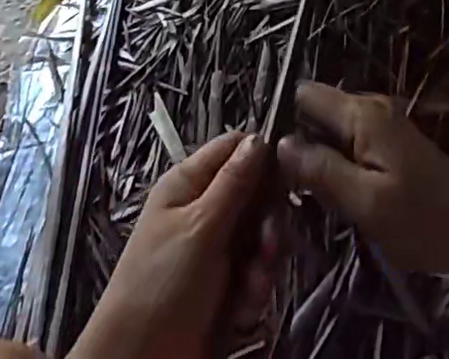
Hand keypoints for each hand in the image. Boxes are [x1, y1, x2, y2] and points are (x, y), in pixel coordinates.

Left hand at [70, 132, 278, 358]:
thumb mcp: (200, 228)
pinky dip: (254, 290)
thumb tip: (259, 137)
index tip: (286, 177)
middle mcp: (204, 207)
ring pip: (260, 235)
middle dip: (268, 223)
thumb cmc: (162, 285)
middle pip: (256, 193)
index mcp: (189, 183)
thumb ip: (234, 183)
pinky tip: (242, 311)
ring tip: (251, 290)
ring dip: (263, 263)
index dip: (263, 156)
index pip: (234, 147)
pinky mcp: (224, 282)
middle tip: (265, 249)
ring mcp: (215, 246)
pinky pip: (255, 270)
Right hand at [276, 82, 448, 276]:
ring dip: (316, 155)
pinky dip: (335, 161)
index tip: (268, 159)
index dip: (282, 121)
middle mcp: (370, 106)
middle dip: (297, 141)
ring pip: (330, 127)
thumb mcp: (364, 202)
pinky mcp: (389, 141)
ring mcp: (382, 122)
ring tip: (302, 194)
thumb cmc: (421, 220)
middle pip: (316, 110)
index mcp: (362, 113)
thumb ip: (321, 170)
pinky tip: (333, 192)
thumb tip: (280, 145)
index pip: (305, 94)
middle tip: (283, 185)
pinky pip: (348, 140)